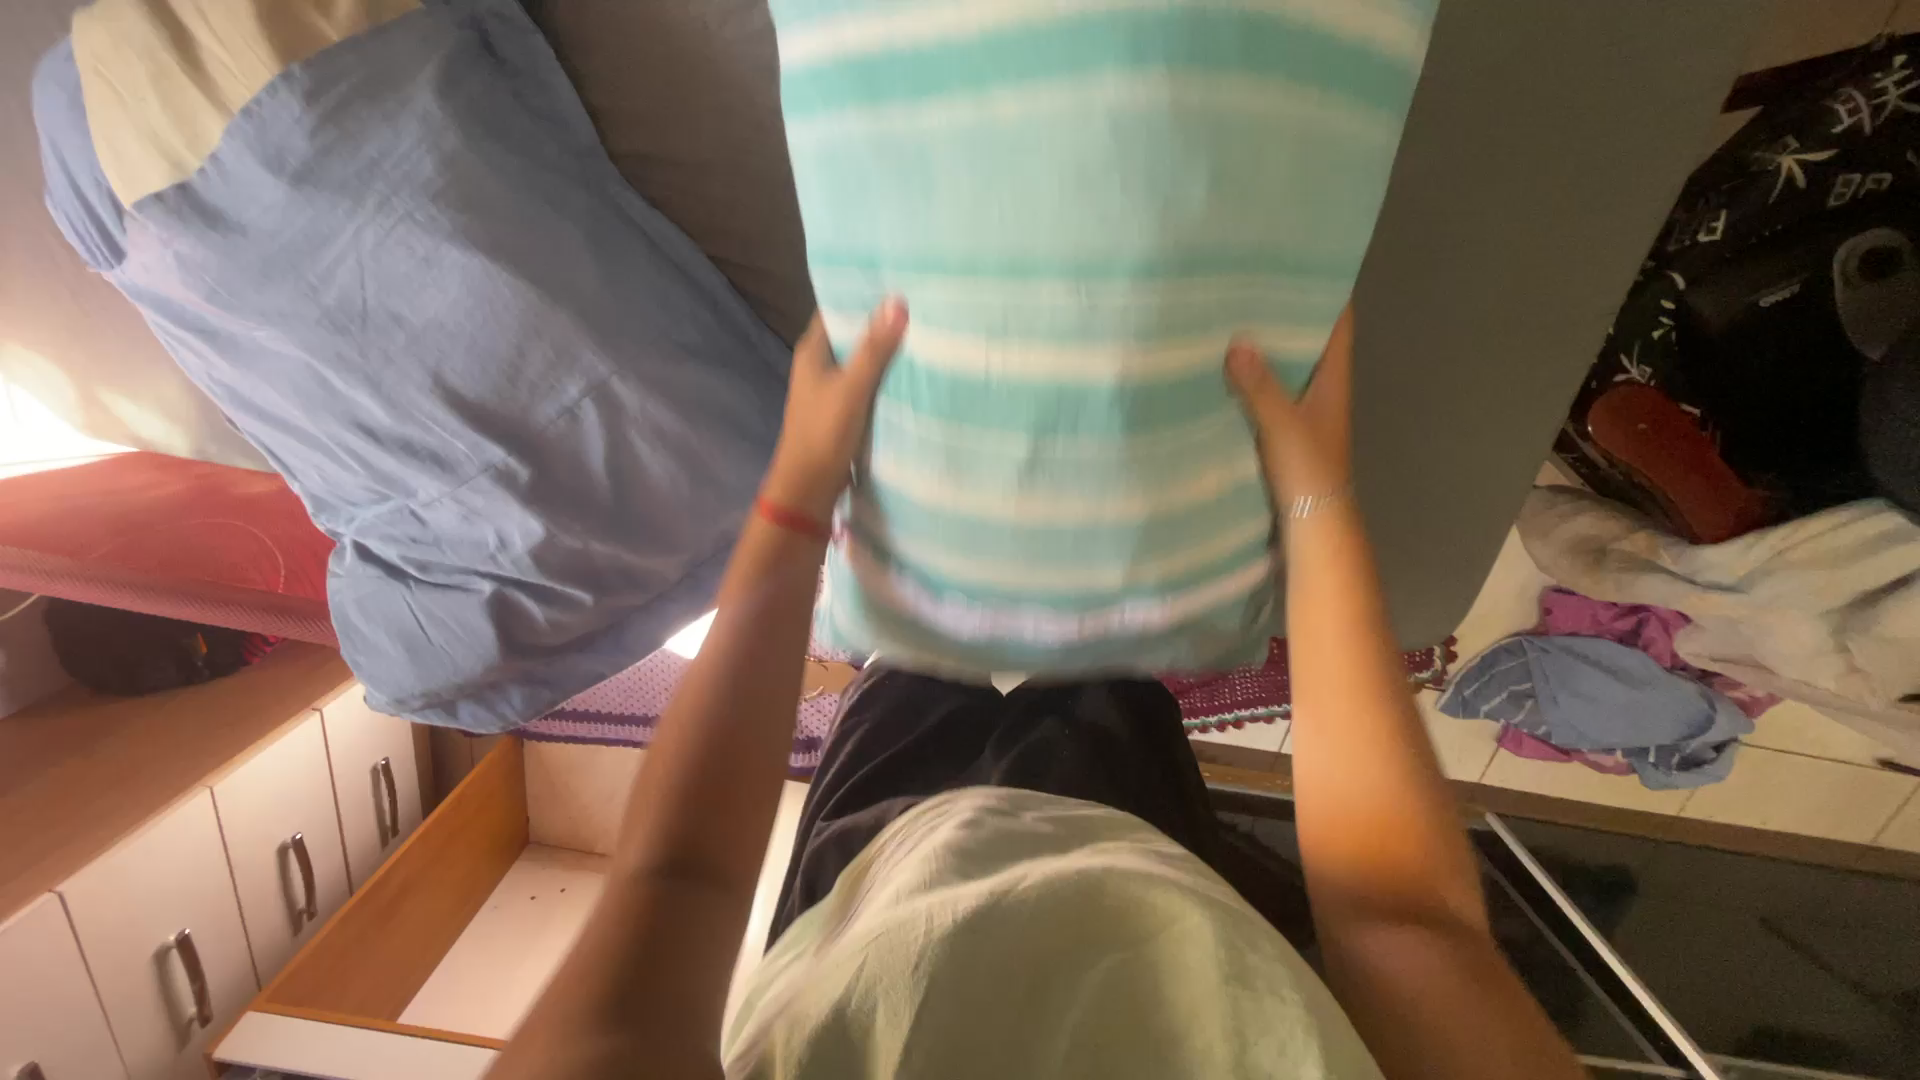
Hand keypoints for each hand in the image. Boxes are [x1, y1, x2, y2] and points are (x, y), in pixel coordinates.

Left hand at [762, 298, 907, 520]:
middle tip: (920, 307)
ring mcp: (830, 391)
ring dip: (885, 355)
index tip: (897, 282)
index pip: (837, 311)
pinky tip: (912, 378)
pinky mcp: (843, 413)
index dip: (863, 297)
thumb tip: (897, 302)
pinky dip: (885, 382)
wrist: (809, 489)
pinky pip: (867, 388)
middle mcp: (819, 367)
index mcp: (812, 352)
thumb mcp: (852, 388)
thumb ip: (874, 349)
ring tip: (924, 335)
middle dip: (881, 325)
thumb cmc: (824, 433)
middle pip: (853, 337)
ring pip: (862, 364)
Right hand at [1225, 305, 1354, 506]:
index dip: (1324, 293)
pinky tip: (1221, 377)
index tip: (1298, 265)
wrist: (1312, 525)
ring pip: (1284, 371)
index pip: (1337, 325)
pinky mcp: (1281, 436)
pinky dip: (1249, 384)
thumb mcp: (1283, 424)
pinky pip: (1265, 398)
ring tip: (1228, 324)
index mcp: (1333, 381)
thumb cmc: (1308, 470)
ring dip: (1263, 352)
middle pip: (1307, 344)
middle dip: (1283, 319)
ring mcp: (1302, 416)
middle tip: (1248, 289)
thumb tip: (1238, 340)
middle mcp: (1321, 392)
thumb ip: (1260, 385)